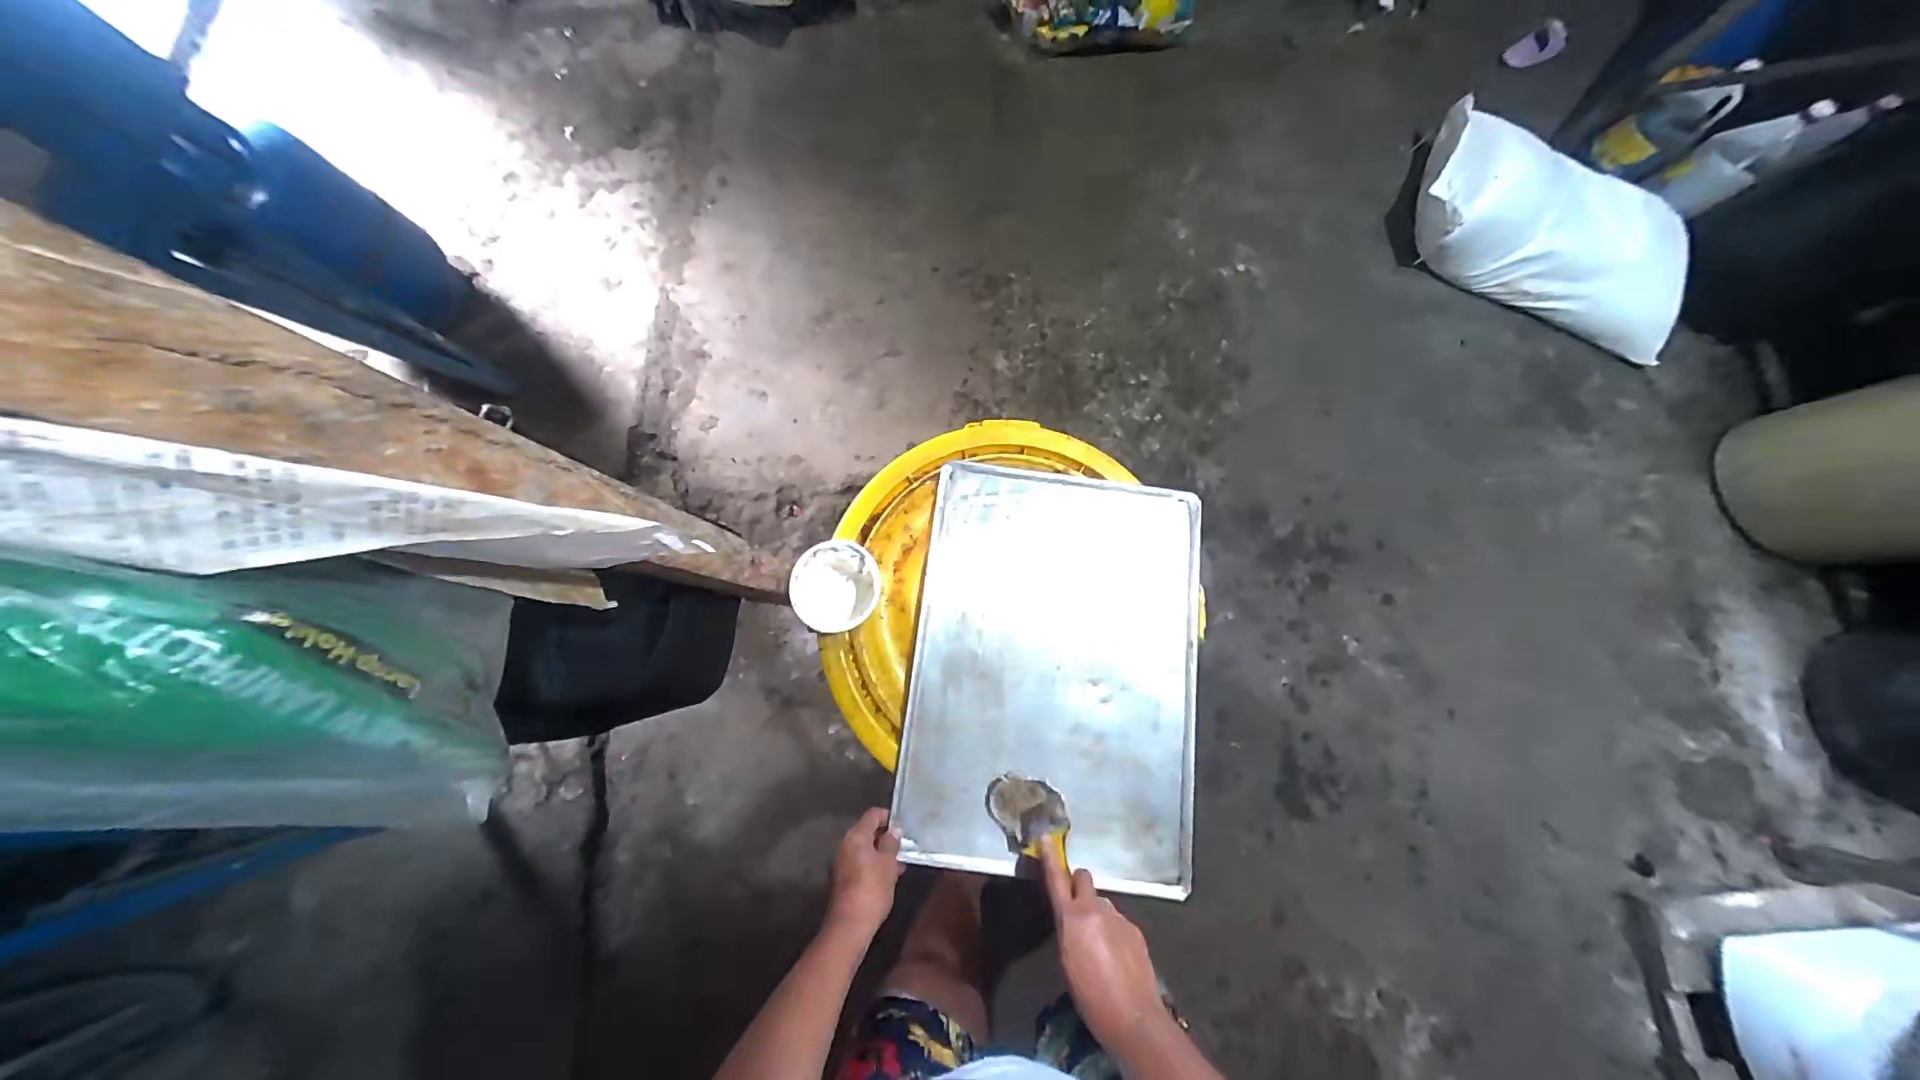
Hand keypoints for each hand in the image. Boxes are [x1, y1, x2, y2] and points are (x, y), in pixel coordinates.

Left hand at [825, 808, 902, 936]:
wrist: (850, 925)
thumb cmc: (872, 889)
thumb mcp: (888, 864)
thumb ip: (891, 843)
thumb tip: (894, 830)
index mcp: (855, 836)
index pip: (873, 815)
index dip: (889, 817)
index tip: (903, 826)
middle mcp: (845, 845)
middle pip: (867, 831)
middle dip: (886, 837)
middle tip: (904, 845)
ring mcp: (842, 862)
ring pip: (865, 848)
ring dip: (881, 852)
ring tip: (900, 862)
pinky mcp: (843, 878)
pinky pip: (860, 862)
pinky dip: (874, 864)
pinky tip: (889, 876)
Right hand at [1039, 835, 1171, 1050]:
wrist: (1133, 1017)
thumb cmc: (1089, 997)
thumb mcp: (1066, 962)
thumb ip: (1068, 931)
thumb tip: (1073, 920)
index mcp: (1071, 918)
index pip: (1056, 879)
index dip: (1050, 858)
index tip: (1045, 837)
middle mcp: (1095, 909)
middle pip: (1083, 878)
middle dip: (1079, 886)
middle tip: (1079, 910)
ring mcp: (1118, 917)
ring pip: (1103, 904)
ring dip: (1098, 916)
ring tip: (1101, 948)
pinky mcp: (1135, 929)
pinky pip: (1119, 922)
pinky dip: (1115, 933)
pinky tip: (1118, 959)